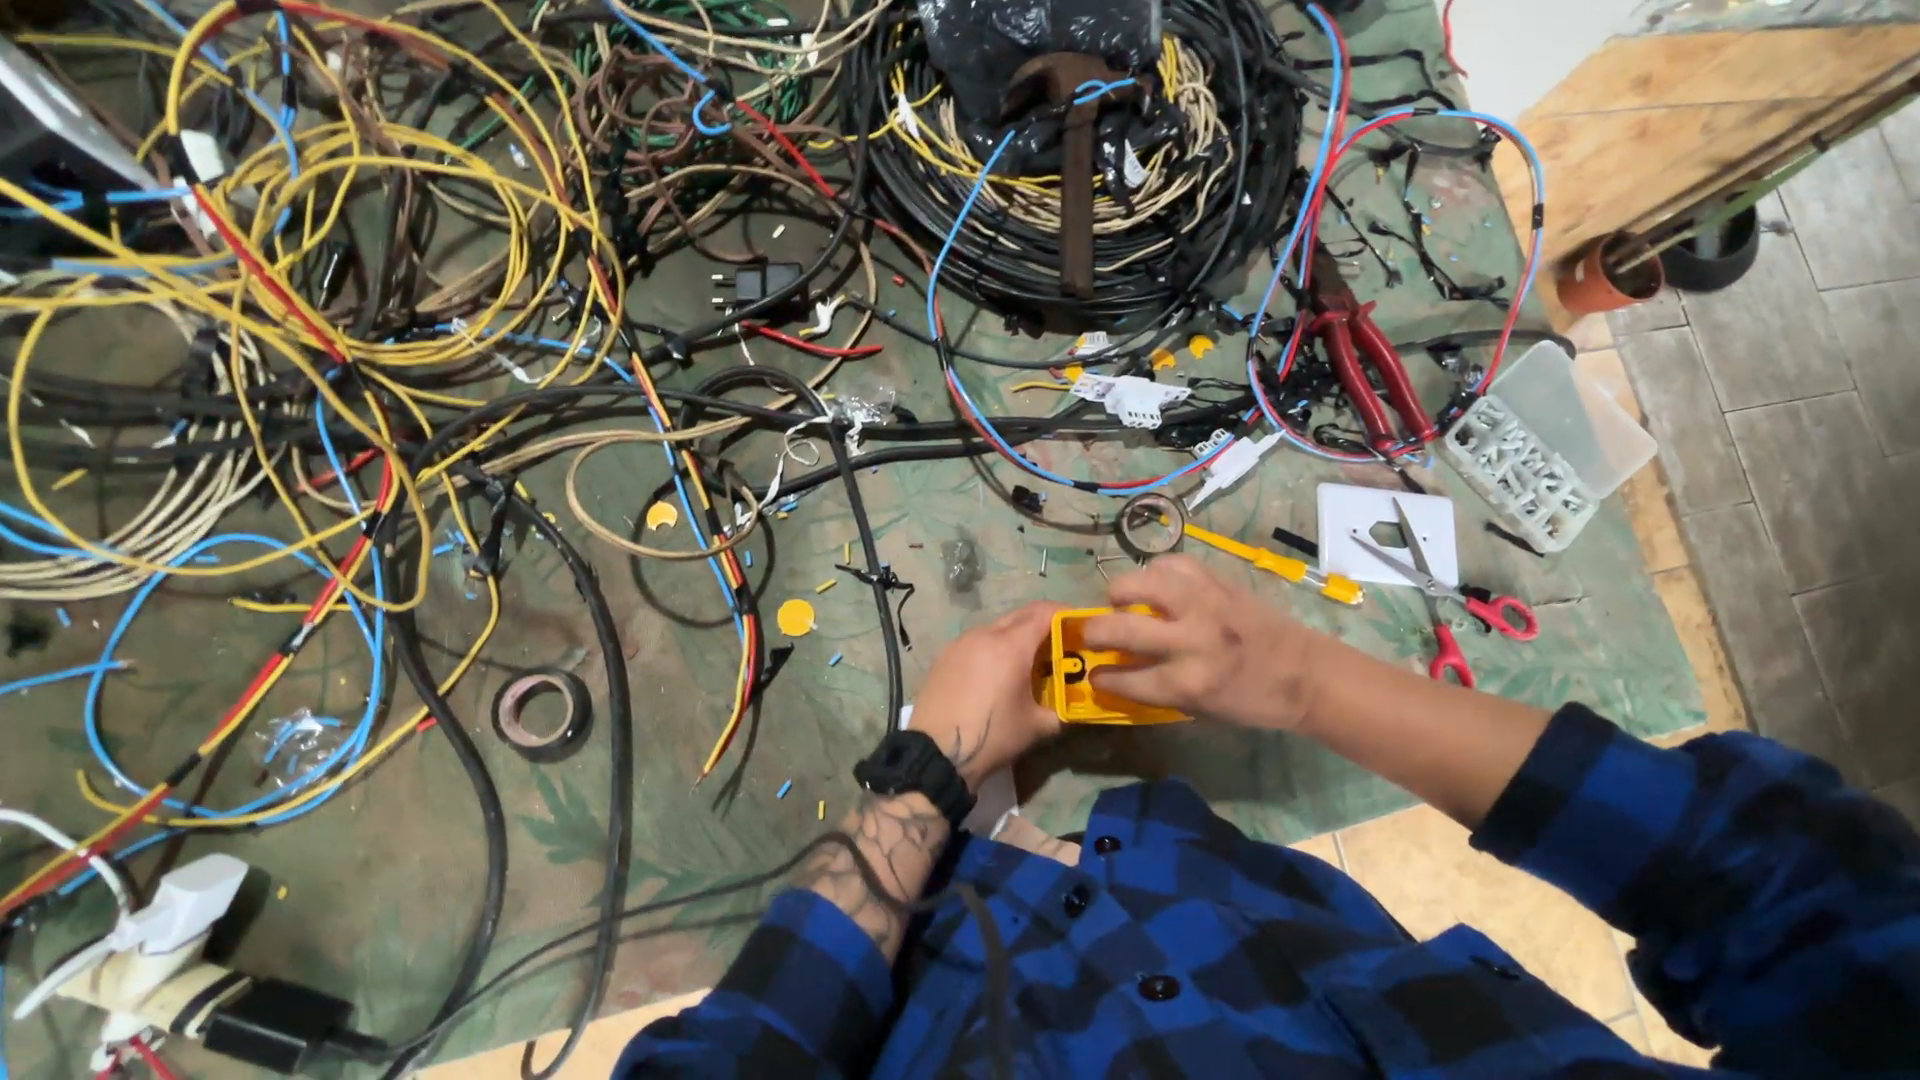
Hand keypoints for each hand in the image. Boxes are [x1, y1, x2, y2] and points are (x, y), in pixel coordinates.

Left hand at [910, 601, 1062, 789]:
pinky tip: (998, 669)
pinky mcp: (944, 655)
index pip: (1044, 613)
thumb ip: (1062, 711)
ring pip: (997, 626)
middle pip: (1021, 615)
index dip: (1065, 614)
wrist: (937, 753)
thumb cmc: (992, 736)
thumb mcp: (1037, 727)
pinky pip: (977, 640)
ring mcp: (960, 642)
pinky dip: (994, 645)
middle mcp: (985, 634)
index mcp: (1011, 646)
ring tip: (1029, 658)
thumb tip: (1075, 707)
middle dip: (1043, 622)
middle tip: (1059, 641)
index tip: (1079, 625)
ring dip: (1017, 634)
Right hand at [1081, 555, 1322, 731]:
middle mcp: (1191, 640)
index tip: (1093, 674)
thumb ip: (1157, 688)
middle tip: (1091, 635)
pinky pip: (1173, 564)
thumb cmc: (1251, 700)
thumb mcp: (1200, 707)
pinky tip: (1156, 584)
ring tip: (1119, 601)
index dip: (1101, 678)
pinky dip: (1157, 572)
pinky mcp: (1217, 582)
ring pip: (1141, 582)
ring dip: (1120, 592)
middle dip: (1093, 633)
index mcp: (1188, 682)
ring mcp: (1204, 604)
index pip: (1124, 679)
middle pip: (1121, 629)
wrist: (1305, 672)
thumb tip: (1116, 670)